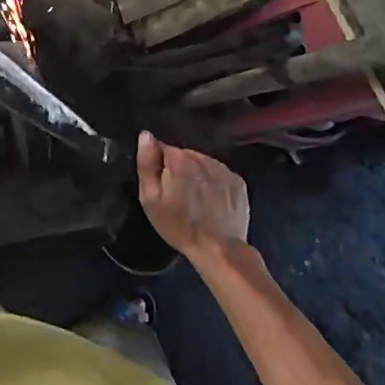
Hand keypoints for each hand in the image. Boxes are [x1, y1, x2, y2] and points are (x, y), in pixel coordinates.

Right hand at [136, 132, 249, 262]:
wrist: (218, 249)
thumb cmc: (178, 225)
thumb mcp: (151, 199)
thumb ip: (147, 164)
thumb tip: (146, 135)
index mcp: (180, 160)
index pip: (163, 149)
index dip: (158, 165)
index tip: (160, 185)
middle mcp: (204, 158)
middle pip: (185, 156)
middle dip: (178, 169)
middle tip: (176, 196)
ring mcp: (224, 169)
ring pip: (203, 164)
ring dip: (197, 175)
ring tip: (195, 200)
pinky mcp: (238, 182)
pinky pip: (220, 174)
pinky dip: (214, 183)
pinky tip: (212, 202)